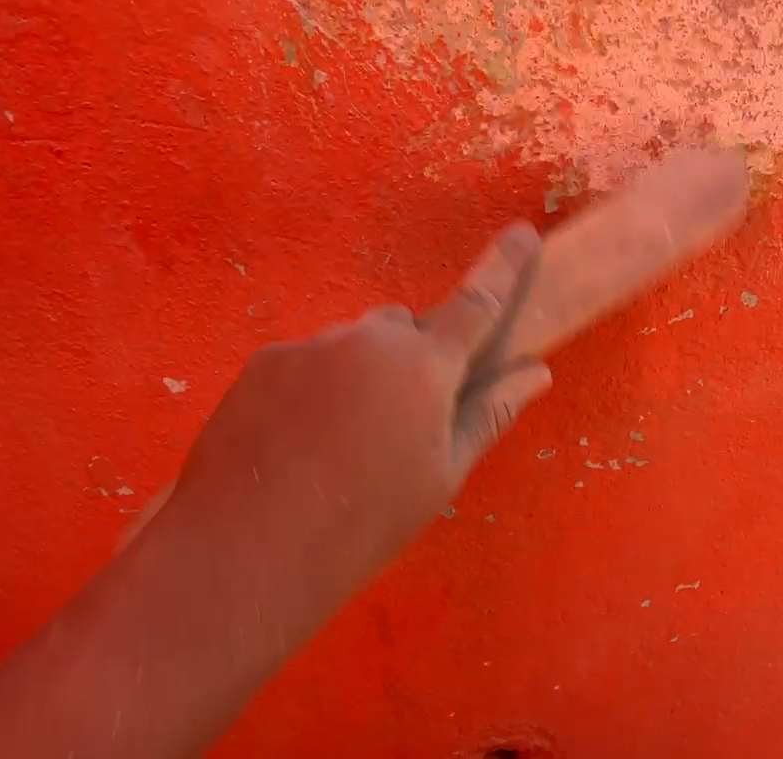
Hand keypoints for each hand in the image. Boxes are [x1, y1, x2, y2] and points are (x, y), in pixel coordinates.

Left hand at [150, 221, 552, 623]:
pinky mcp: (265, 359)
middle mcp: (371, 339)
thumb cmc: (365, 522)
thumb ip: (489, 413)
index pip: (478, 302)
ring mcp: (313, 345)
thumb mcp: (441, 475)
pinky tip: (295, 440)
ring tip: (335, 442)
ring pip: (352, 345)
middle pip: (404, 328)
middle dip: (410, 358)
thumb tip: (536, 372)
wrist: (246, 551)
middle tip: (396, 421)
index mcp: (425, 366)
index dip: (504, 265)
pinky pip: (307, 359)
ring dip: (358, 373)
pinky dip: (312, 386)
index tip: (522, 232)